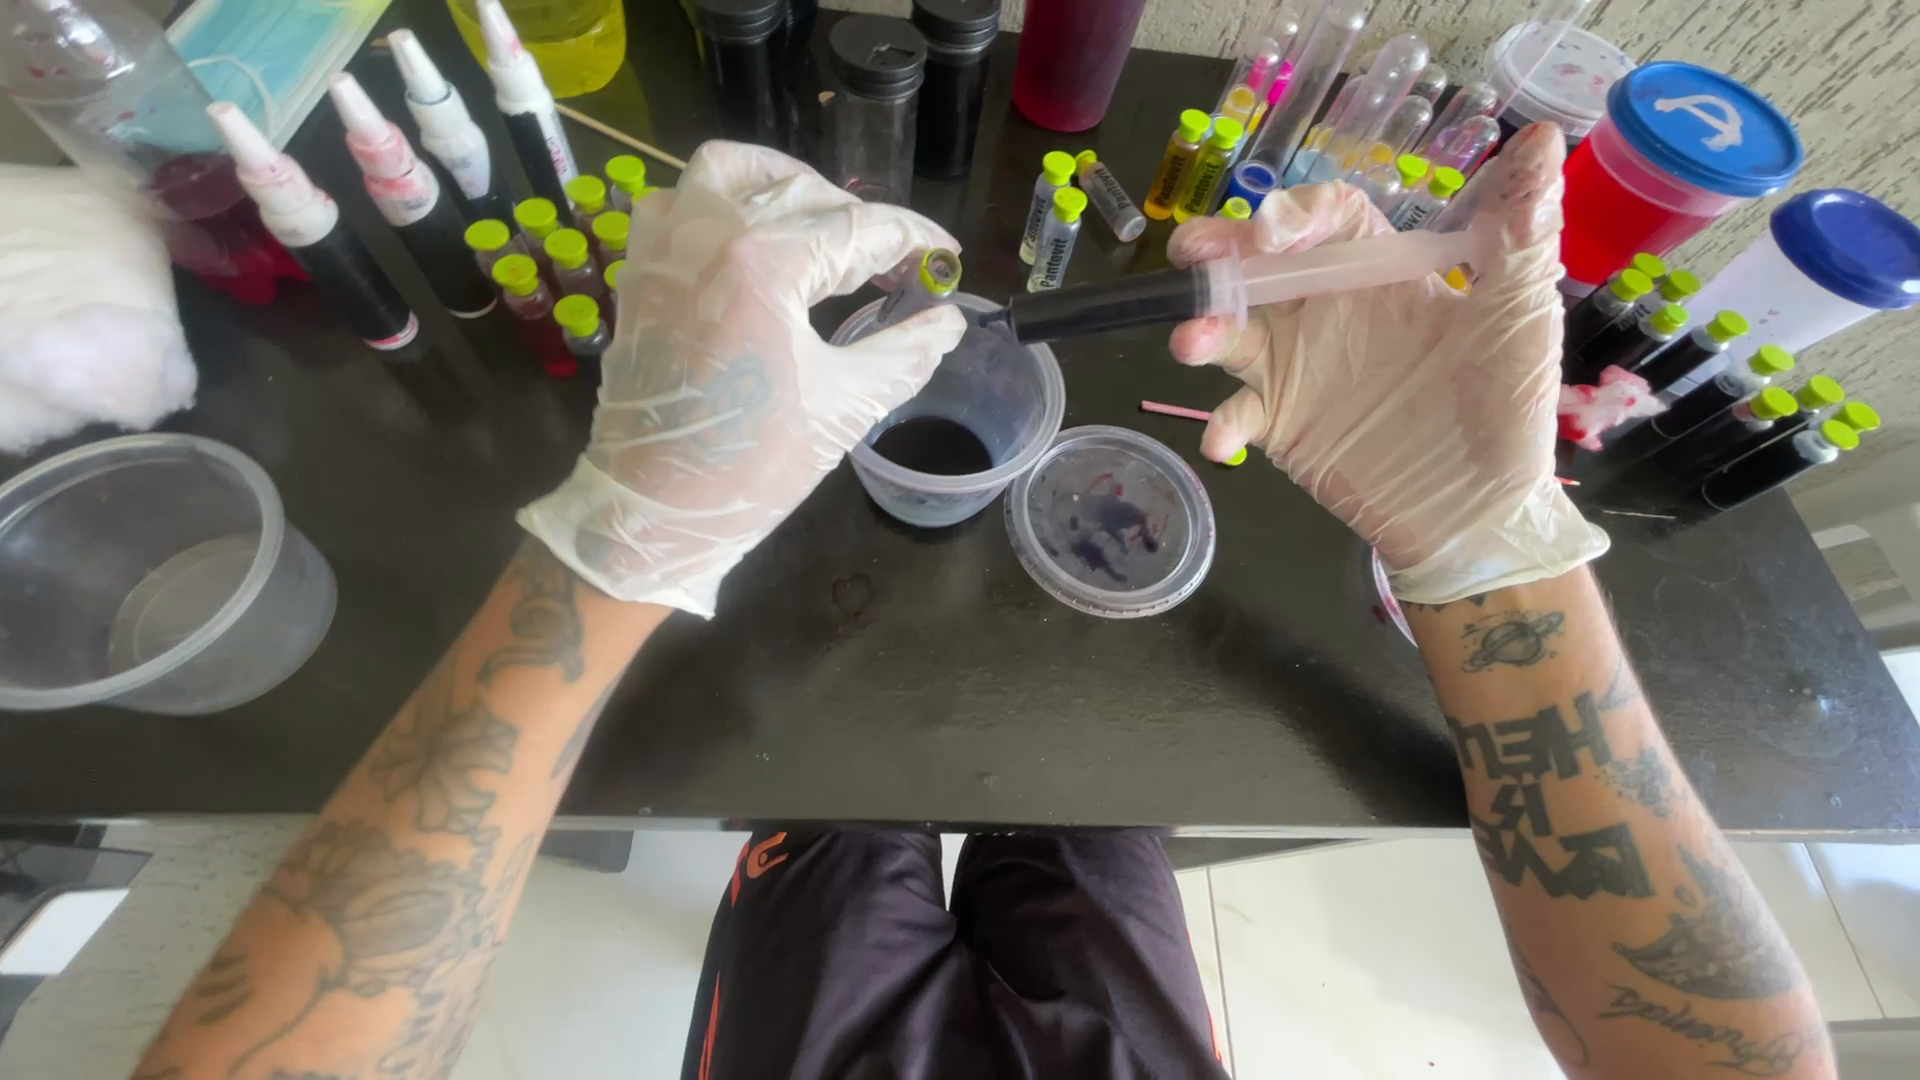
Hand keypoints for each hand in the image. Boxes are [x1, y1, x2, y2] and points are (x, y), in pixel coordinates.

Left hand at [518, 141, 966, 615]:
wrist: (654, 507)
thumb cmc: (754, 464)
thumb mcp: (846, 407)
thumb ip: (907, 352)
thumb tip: (949, 322)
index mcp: (764, 263)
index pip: (860, 229)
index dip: (915, 239)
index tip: (947, 255)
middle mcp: (710, 230)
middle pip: (808, 195)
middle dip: (866, 226)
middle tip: (901, 267)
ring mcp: (665, 241)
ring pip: (737, 172)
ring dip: (794, 189)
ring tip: (830, 230)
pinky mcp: (641, 265)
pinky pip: (684, 197)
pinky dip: (729, 201)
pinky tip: (758, 238)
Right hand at [1165, 123, 1606, 603]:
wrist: (1476, 508)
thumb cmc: (1507, 409)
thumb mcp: (1519, 317)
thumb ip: (1517, 236)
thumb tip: (1539, 138)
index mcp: (1379, 276)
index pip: (1326, 222)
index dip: (1296, 214)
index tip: (1273, 232)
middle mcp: (1324, 313)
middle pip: (1259, 266)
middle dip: (1218, 252)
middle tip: (1192, 254)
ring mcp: (1293, 370)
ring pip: (1231, 335)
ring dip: (1203, 332)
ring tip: (1191, 343)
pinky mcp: (1277, 424)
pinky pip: (1238, 413)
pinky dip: (1223, 423)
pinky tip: (1221, 439)